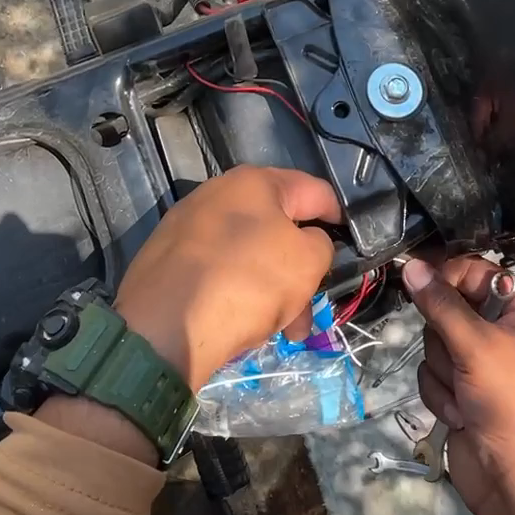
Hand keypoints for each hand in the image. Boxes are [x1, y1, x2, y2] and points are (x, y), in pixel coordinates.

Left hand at [114, 165, 343, 385]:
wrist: (164, 326)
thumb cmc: (246, 281)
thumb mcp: (307, 262)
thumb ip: (321, 245)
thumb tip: (310, 243)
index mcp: (254, 181)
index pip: (314, 190)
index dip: (339, 217)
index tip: (350, 247)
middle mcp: (219, 193)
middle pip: (278, 228)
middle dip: (300, 271)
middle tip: (309, 310)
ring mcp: (190, 225)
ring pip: (250, 254)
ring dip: (273, 291)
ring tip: (281, 332)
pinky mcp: (168, 257)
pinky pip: (219, 270)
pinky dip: (238, 293)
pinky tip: (242, 327)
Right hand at [406, 256, 514, 514]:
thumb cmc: (514, 404)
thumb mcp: (479, 346)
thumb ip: (441, 304)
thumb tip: (410, 265)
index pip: (475, 272)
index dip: (449, 276)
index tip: (423, 282)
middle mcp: (500, 332)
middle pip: (447, 307)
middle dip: (445, 338)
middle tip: (460, 357)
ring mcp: (477, 363)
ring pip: (434, 342)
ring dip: (443, 371)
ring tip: (466, 395)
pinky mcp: (458, 389)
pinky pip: (430, 373)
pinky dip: (440, 394)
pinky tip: (460, 414)